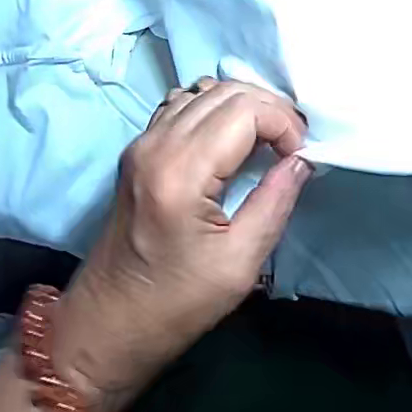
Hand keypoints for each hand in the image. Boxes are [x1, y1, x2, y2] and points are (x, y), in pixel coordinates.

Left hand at [51, 78, 312, 410]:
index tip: (300, 156)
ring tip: (269, 139)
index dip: (283, 123)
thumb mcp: (240, 264)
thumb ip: (275, 202)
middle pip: (226, 92)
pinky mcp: (138, 147)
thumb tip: (302, 159)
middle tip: (293, 145)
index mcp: (181, 171)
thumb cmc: (176, 304)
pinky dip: (215, 108)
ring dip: (244, 105)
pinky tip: (231, 137)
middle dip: (270, 109)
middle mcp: (157, 143)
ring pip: (204, 90)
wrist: (109, 321)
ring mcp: (143, 140)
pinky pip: (183, 103)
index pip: (244, 110)